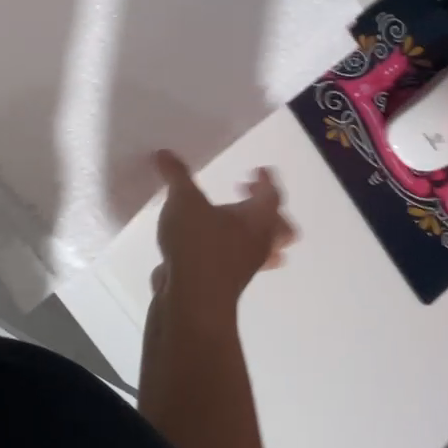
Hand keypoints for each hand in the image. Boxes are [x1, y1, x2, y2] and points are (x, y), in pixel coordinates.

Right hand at [152, 150, 295, 316]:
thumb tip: (165, 153)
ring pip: (265, 247)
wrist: (193, 295)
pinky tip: (212, 245)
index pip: (271, 196)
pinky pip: (240, 259)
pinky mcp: (227, 278)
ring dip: (256, 233)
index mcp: (257, 220)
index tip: (261, 169)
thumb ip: (176, 175)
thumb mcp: (183, 200)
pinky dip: (233, 249)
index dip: (267, 181)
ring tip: (236, 223)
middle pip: (282, 228)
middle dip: (270, 210)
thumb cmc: (197, 242)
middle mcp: (259, 241)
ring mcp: (246, 263)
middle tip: (246, 194)